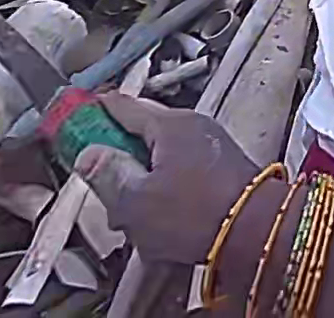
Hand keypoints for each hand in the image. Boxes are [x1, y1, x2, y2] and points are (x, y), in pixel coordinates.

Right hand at [71, 94, 259, 265]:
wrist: (251, 226)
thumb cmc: (194, 212)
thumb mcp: (136, 201)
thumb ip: (108, 174)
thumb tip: (89, 154)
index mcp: (171, 124)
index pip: (128, 106)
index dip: (101, 107)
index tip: (82, 105)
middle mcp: (192, 124)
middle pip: (144, 128)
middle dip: (119, 151)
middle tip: (97, 175)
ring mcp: (208, 140)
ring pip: (161, 150)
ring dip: (141, 174)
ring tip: (128, 210)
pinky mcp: (217, 160)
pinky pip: (179, 163)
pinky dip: (162, 182)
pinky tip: (155, 213)